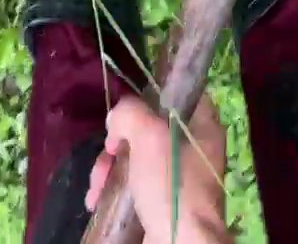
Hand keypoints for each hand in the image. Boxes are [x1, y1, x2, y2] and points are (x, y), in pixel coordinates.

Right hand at [84, 94, 230, 243]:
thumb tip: (116, 121)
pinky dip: (112, 188)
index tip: (127, 104)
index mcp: (202, 127)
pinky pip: (132, 185)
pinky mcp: (160, 203)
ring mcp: (176, 179)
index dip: (150, 93)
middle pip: (148, 128)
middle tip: (108, 151)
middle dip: (118, 141)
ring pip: (135, 157)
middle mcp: (192, 150)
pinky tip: (95, 198)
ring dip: (109, 168)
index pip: (179, 94)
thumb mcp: (149, 133)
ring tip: (97, 184)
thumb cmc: (171, 183)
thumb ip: (129, 112)